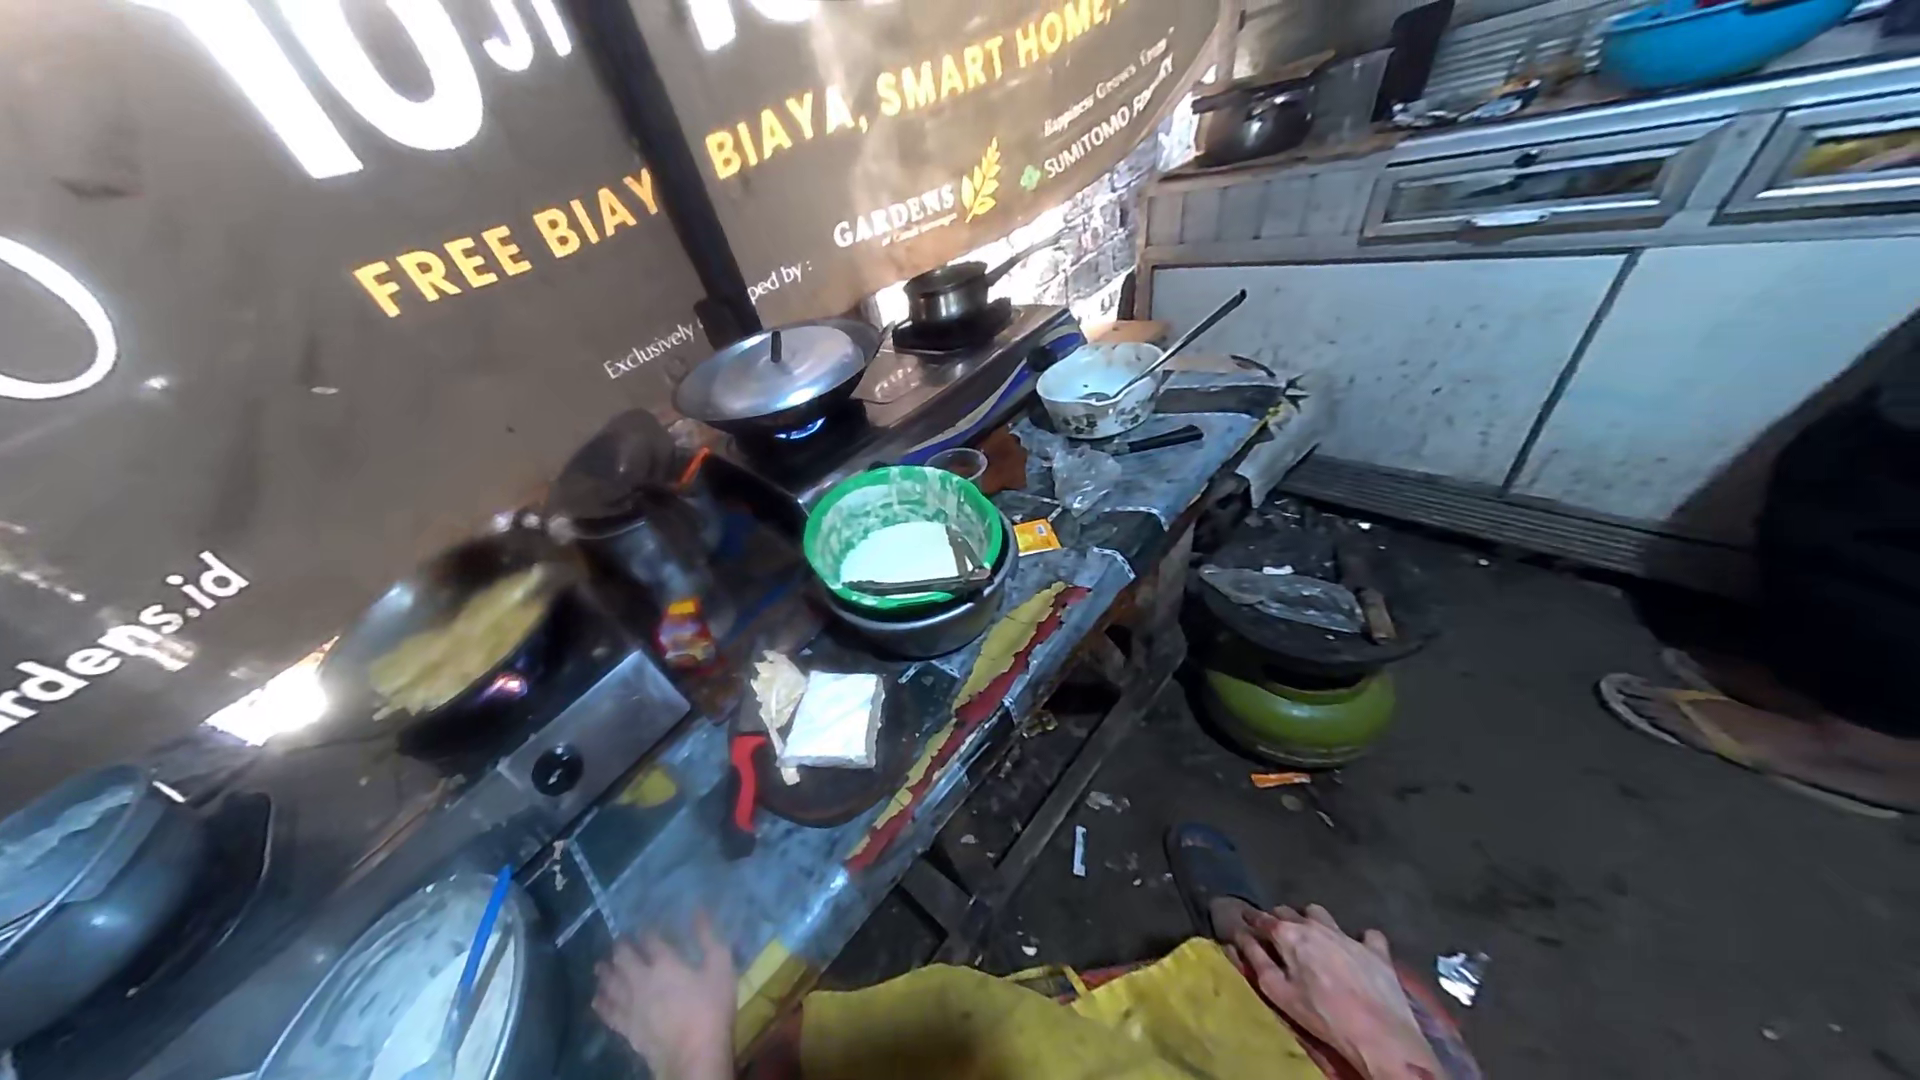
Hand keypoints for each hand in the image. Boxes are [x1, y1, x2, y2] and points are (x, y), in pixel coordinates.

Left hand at [593, 915, 735, 1079]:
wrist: (695, 1055)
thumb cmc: (711, 1006)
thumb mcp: (720, 965)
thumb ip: (708, 937)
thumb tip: (699, 911)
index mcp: (666, 963)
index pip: (652, 941)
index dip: (647, 931)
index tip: (644, 924)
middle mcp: (643, 981)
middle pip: (626, 961)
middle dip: (621, 948)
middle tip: (617, 941)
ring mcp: (633, 1007)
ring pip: (613, 986)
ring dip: (605, 973)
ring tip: (599, 966)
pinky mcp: (628, 1029)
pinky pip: (610, 1014)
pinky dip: (602, 1004)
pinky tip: (597, 999)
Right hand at [1229, 905, 1442, 1079]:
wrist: (1380, 1037)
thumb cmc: (1321, 1016)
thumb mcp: (1277, 991)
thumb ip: (1255, 958)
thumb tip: (1238, 935)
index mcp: (1288, 934)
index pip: (1261, 918)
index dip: (1251, 919)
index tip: (1244, 920)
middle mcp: (1314, 925)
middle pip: (1288, 911)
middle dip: (1279, 918)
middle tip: (1277, 935)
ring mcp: (1347, 935)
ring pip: (1321, 913)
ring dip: (1312, 920)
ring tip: (1313, 937)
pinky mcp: (1376, 950)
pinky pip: (1367, 935)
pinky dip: (1360, 940)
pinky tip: (1358, 952)